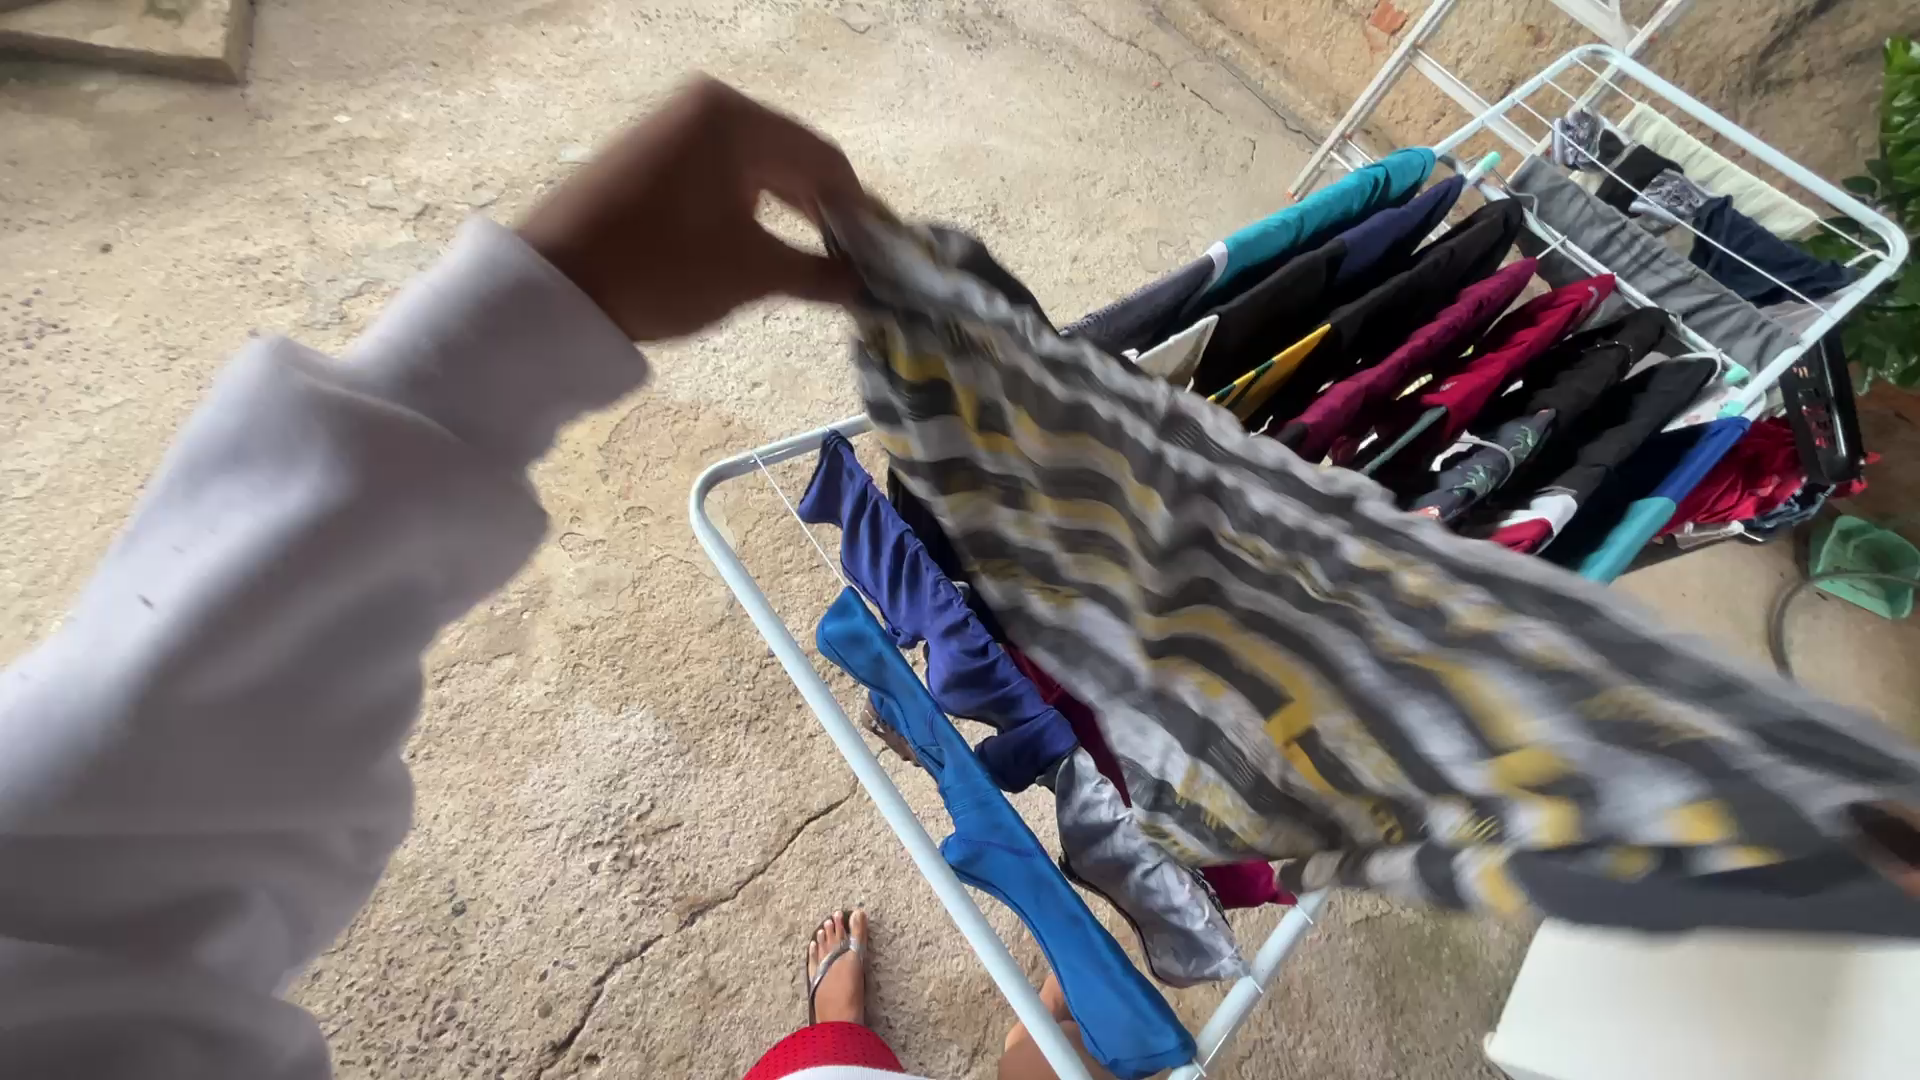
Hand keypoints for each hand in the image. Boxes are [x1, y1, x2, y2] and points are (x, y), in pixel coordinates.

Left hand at [518, 76, 865, 342]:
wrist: (558, 285)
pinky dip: (758, 210)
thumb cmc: (664, 268)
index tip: (881, 255)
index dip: (859, 210)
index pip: (825, 159)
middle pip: (795, 159)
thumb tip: (862, 285)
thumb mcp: (751, 273)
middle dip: (828, 212)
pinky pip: (729, 176)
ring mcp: (679, 128)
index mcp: (736, 120)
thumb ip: (818, 274)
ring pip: (763, 169)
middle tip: (855, 262)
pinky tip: (771, 243)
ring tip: (820, 260)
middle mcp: (710, 108)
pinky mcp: (659, 155)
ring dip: (796, 213)